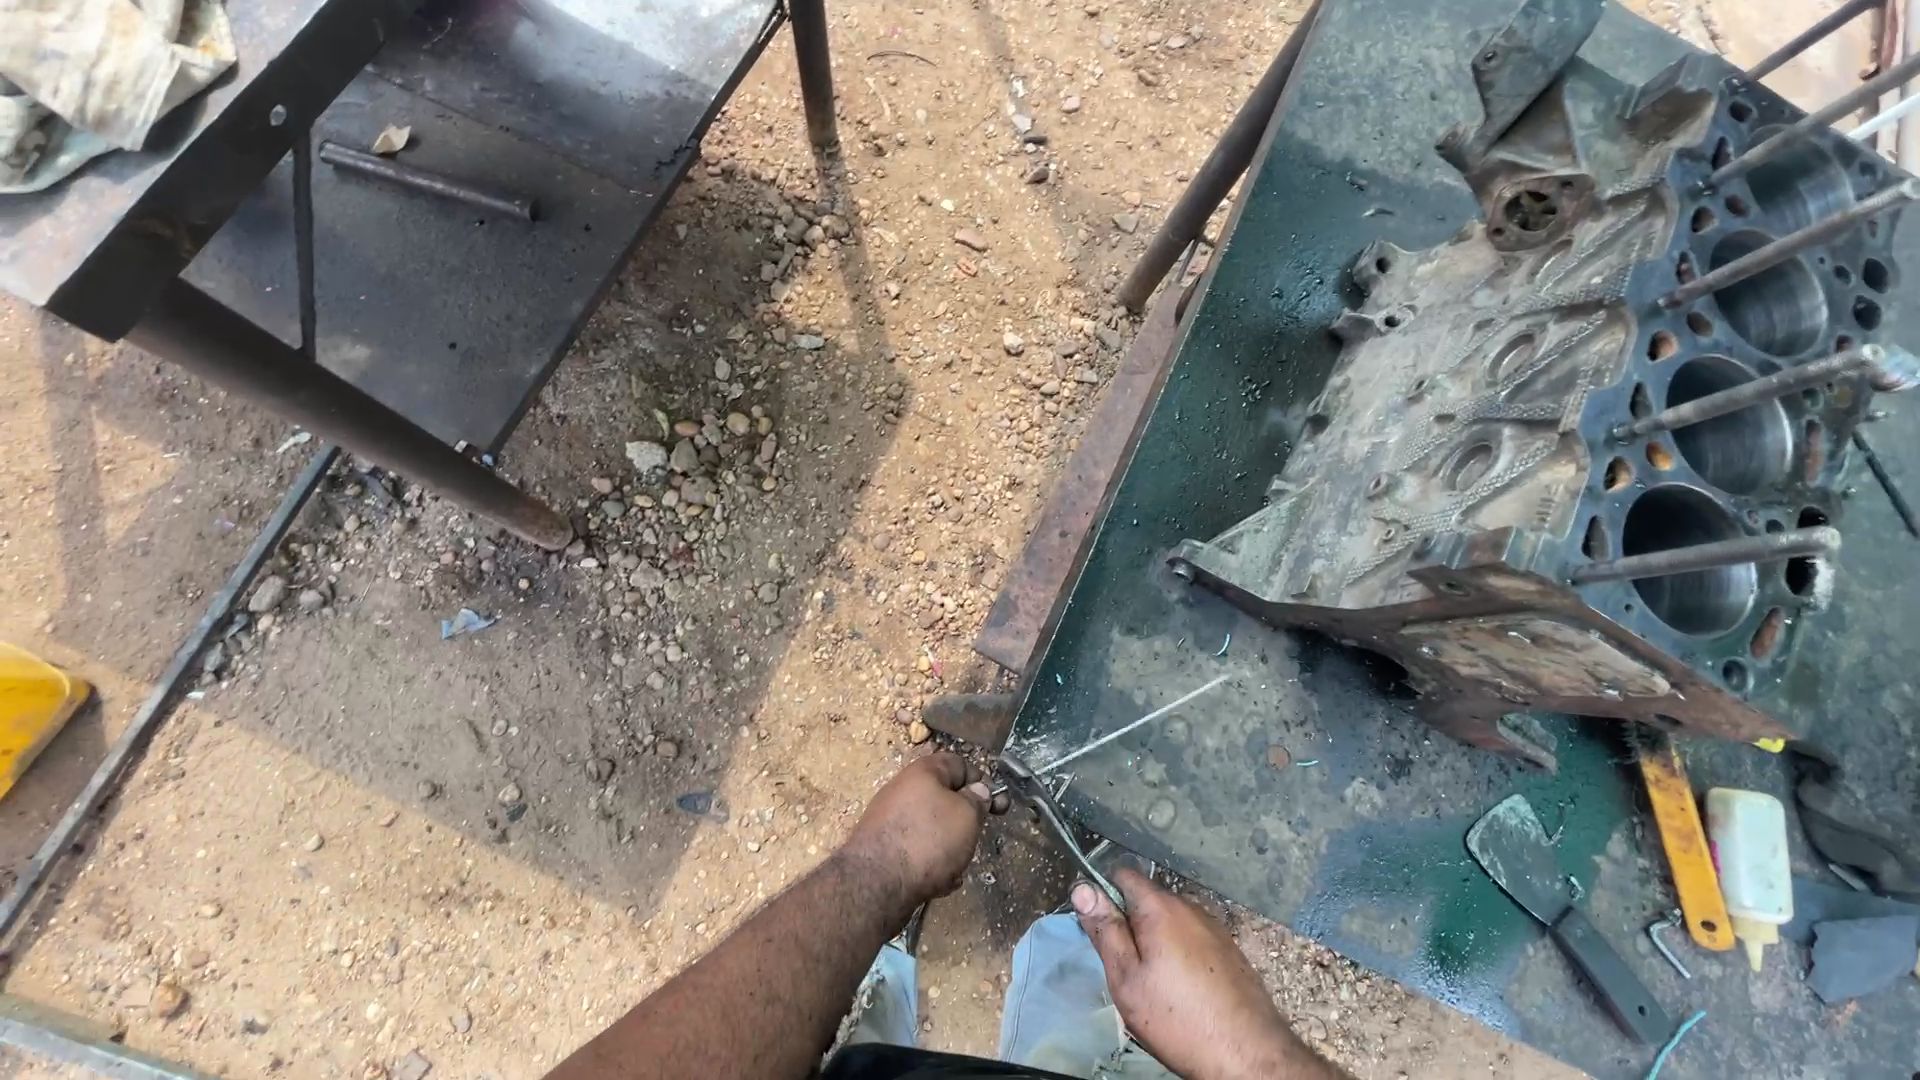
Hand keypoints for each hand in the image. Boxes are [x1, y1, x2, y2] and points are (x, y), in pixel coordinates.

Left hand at [839, 754, 1000, 910]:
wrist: (875, 884)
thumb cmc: (928, 840)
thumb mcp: (967, 815)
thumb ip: (977, 801)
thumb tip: (977, 790)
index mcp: (924, 772)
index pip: (960, 764)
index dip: (982, 782)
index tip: (997, 805)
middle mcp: (903, 790)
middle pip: (945, 799)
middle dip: (965, 822)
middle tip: (974, 838)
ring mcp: (890, 820)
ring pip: (933, 829)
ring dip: (950, 847)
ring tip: (956, 867)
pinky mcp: (883, 849)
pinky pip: (917, 851)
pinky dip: (931, 864)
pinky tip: (938, 883)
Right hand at [1073, 870, 1343, 1079]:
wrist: (1250, 1055)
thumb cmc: (1179, 1017)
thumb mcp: (1127, 978)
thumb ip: (1105, 930)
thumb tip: (1082, 887)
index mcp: (1160, 906)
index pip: (1122, 874)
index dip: (1104, 895)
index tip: (1102, 931)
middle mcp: (1189, 905)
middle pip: (1146, 900)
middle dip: (1131, 924)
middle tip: (1128, 969)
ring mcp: (1214, 927)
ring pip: (1170, 921)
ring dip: (1157, 940)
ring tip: (1157, 984)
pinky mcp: (1229, 950)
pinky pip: (1192, 938)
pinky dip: (1181, 953)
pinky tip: (1185, 990)